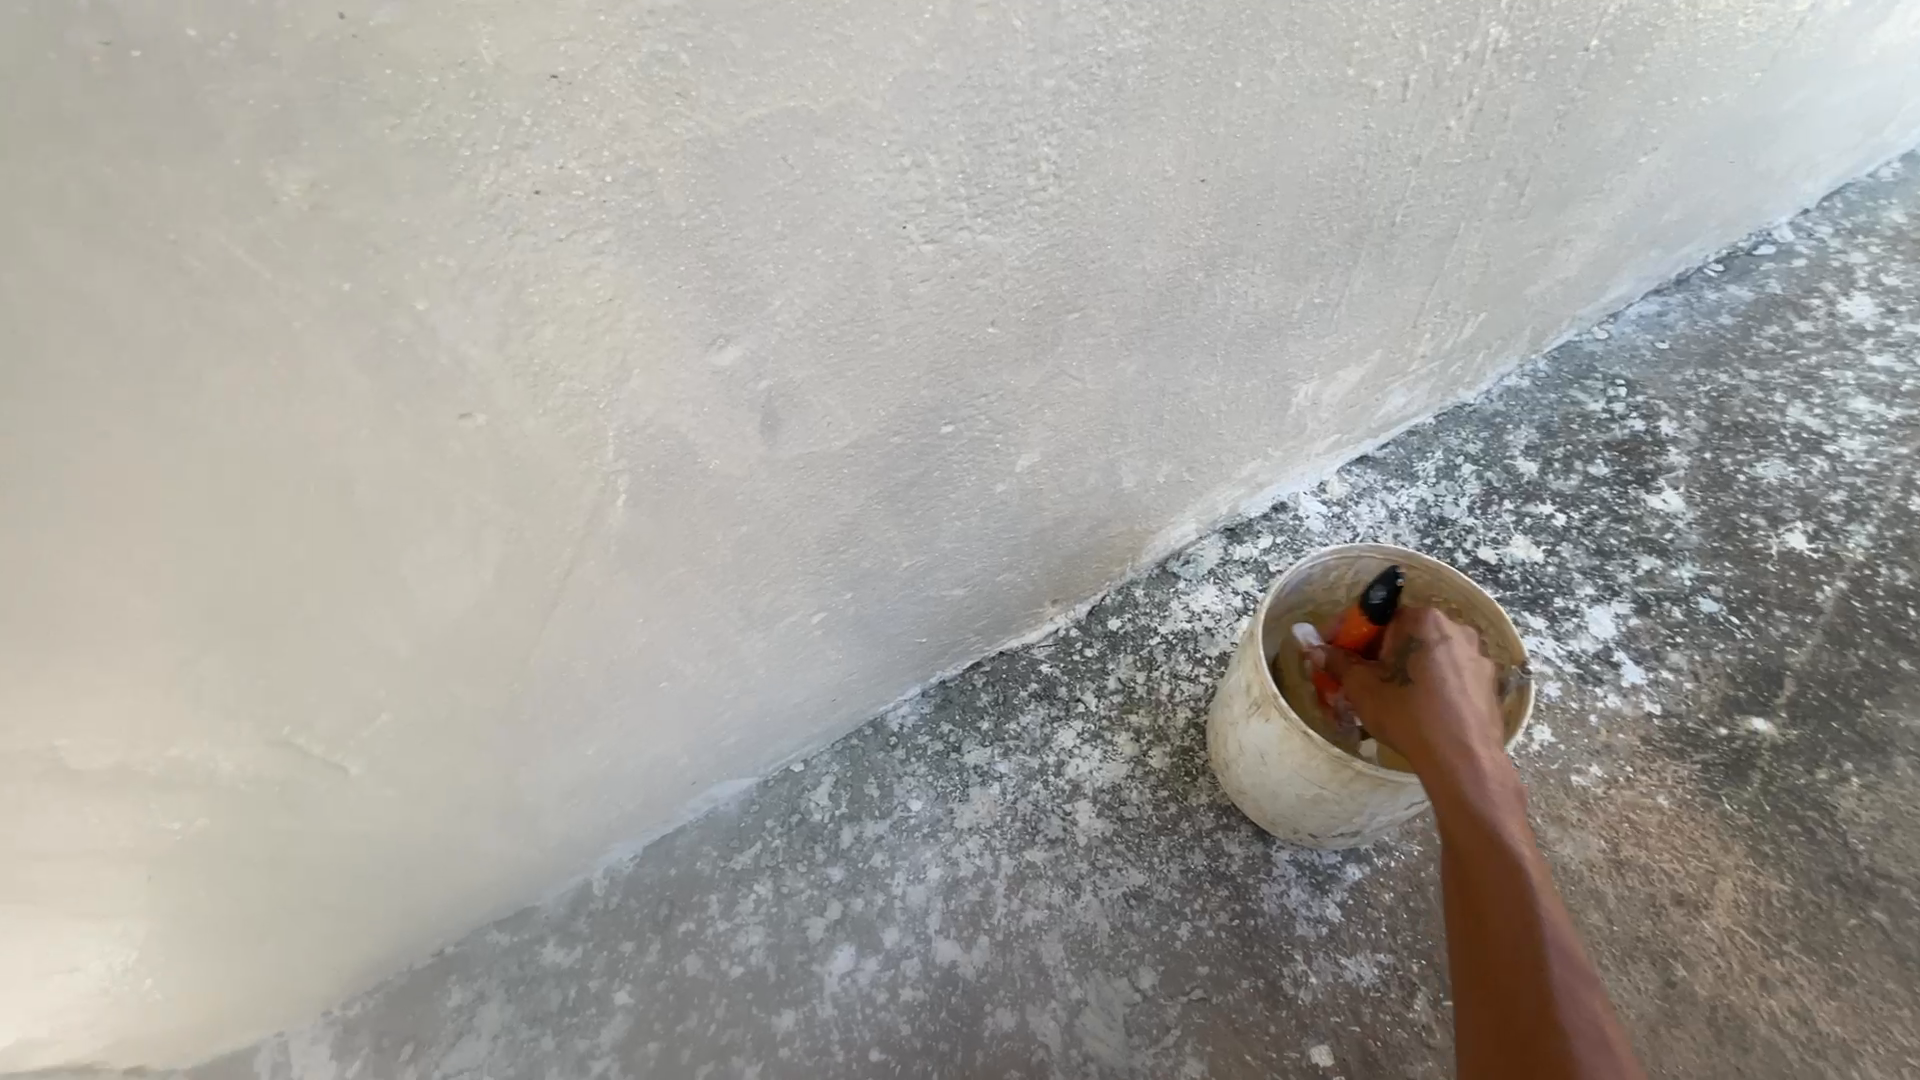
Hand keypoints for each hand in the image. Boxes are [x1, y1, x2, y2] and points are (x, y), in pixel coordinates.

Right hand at [1309, 605, 1506, 776]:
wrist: (1462, 758)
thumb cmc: (1405, 712)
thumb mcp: (1360, 685)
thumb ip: (1336, 661)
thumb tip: (1313, 648)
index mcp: (1421, 619)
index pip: (1372, 616)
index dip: (1344, 634)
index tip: (1328, 652)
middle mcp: (1453, 628)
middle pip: (1400, 634)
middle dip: (1373, 652)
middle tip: (1352, 676)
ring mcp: (1475, 655)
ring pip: (1424, 654)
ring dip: (1400, 667)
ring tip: (1383, 695)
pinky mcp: (1487, 682)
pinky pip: (1446, 674)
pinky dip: (1426, 682)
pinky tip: (1415, 706)